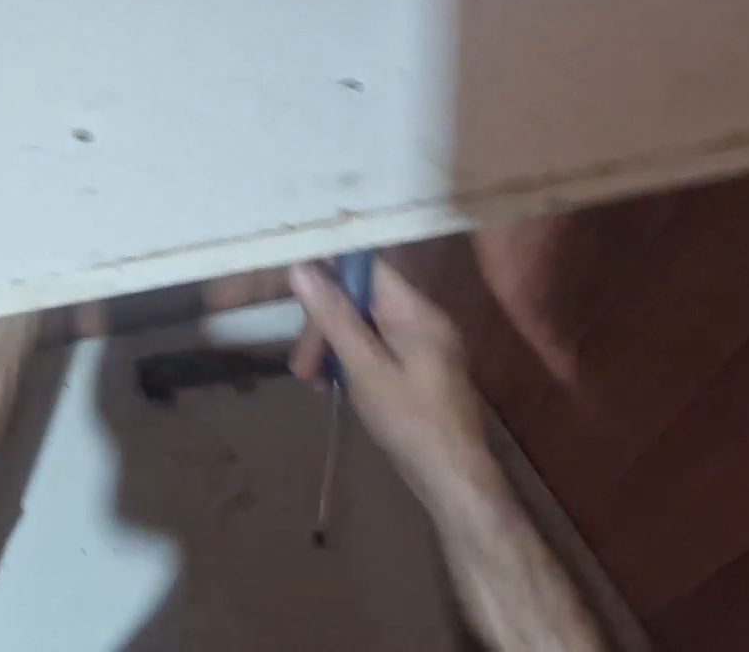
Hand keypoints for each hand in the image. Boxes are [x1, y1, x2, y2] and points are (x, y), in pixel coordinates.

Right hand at [288, 259, 499, 508]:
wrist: (453, 481)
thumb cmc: (411, 422)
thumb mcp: (364, 367)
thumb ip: (333, 315)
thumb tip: (300, 266)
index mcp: (416, 311)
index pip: (366, 267)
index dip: (328, 271)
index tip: (295, 295)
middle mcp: (419, 318)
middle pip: (356, 296)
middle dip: (322, 324)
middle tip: (301, 364)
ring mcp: (417, 341)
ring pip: (357, 321)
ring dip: (328, 344)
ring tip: (311, 379)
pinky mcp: (412, 363)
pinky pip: (368, 342)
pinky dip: (344, 357)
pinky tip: (331, 383)